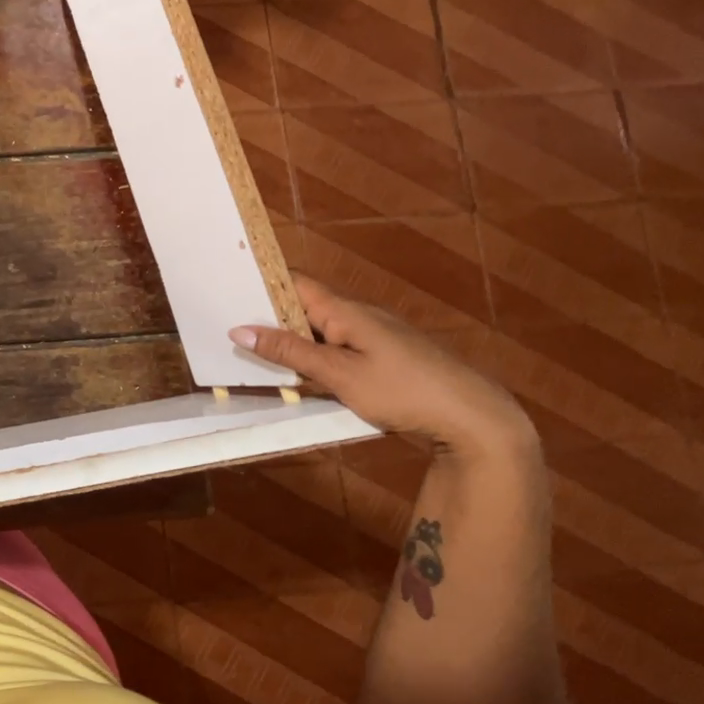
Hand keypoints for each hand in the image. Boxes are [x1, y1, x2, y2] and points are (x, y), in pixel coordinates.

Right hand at [231, 275, 537, 461]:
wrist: (477, 422)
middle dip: (268, 316)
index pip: (295, 283)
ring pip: (320, 330)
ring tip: (253, 356)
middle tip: (228, 330)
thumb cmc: (404, 391)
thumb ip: (289, 352)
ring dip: (290, 341)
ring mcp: (376, 337)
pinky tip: (299, 377)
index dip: (262, 282)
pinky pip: (337, 347)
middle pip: (304, 306)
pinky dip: (312, 356)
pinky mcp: (386, 358)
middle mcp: (360, 316)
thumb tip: (238, 330)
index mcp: (347, 311)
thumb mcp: (339, 374)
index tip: (225, 289)